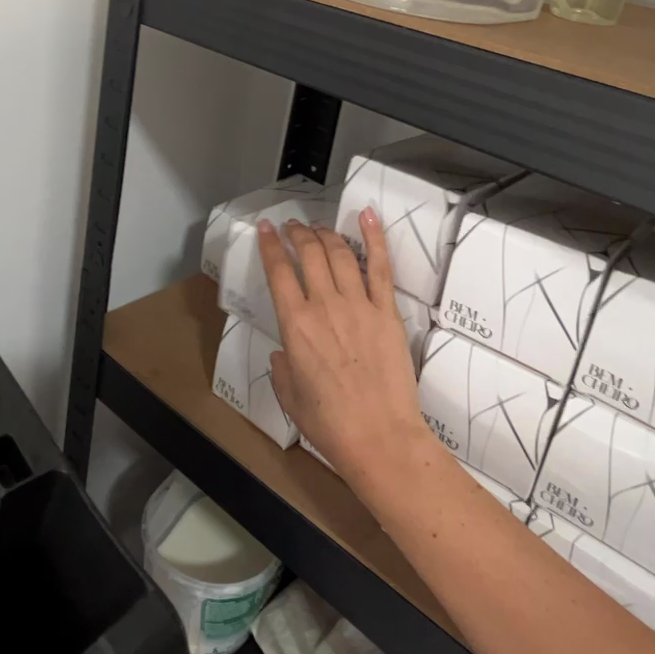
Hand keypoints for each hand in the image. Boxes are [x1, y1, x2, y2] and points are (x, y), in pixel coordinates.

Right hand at [257, 210, 432, 492]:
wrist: (379, 437)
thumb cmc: (329, 423)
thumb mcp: (290, 396)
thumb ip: (281, 368)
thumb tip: (282, 354)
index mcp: (295, 325)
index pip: (277, 271)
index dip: (270, 245)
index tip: (266, 229)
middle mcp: (324, 306)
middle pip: (309, 254)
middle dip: (298, 233)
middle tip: (293, 227)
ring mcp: (359, 305)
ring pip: (340, 254)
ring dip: (326, 234)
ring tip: (318, 227)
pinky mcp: (387, 312)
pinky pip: (380, 267)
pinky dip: (374, 237)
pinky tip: (368, 216)